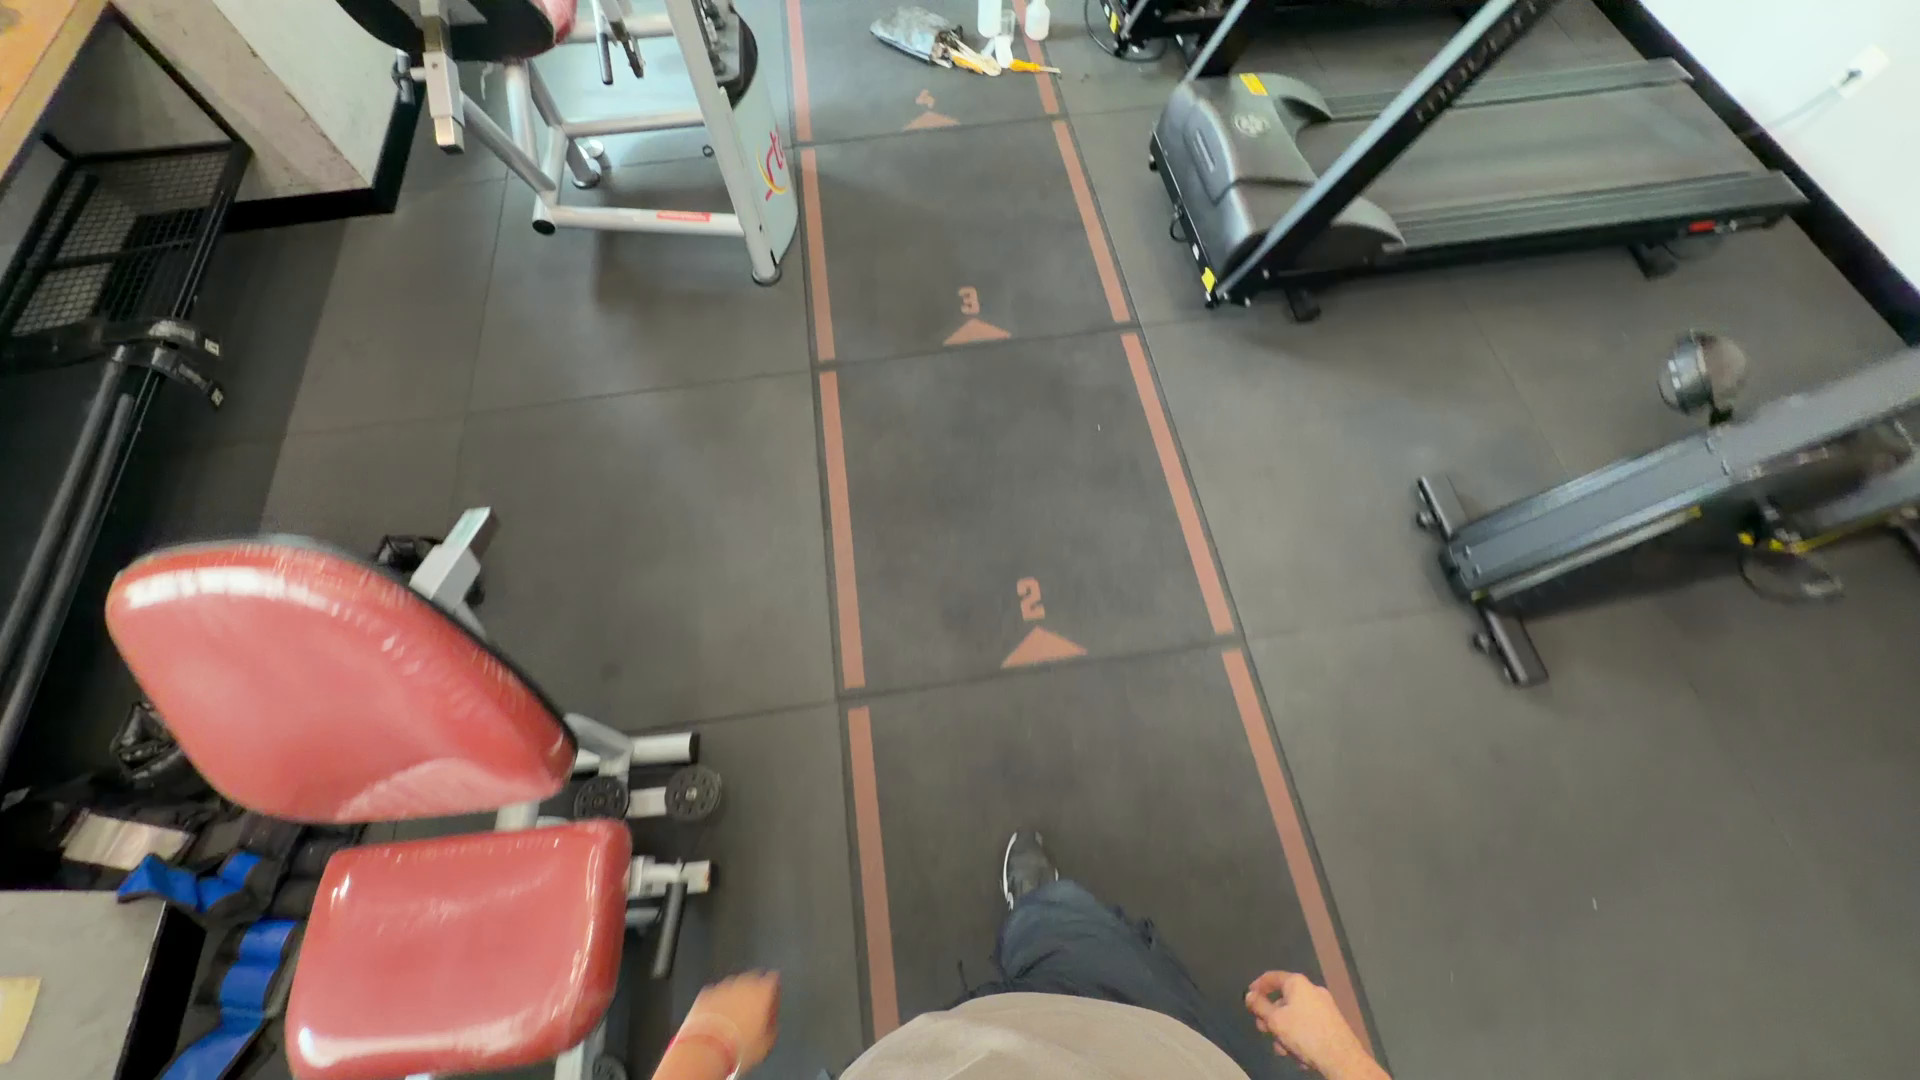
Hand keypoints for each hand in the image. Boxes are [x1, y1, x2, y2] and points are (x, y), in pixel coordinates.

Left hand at [684, 972, 781, 1070]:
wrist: (707, 1050)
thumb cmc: (738, 1046)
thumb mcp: (765, 1043)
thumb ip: (772, 1026)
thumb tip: (770, 1026)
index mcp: (764, 990)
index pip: (774, 980)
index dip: (773, 994)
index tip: (770, 1006)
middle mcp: (745, 982)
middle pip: (753, 981)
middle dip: (753, 995)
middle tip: (750, 1015)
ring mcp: (724, 986)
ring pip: (733, 987)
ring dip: (734, 999)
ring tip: (731, 1022)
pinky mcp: (706, 993)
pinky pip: (715, 995)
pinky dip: (717, 1004)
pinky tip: (716, 1021)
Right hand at [1244, 972, 1382, 1079]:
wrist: (1343, 1059)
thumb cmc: (1304, 1033)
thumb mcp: (1275, 1020)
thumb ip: (1259, 1006)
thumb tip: (1249, 995)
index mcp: (1297, 983)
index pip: (1271, 977)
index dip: (1256, 987)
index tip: (1248, 1000)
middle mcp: (1312, 990)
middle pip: (1283, 1000)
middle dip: (1271, 1017)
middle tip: (1264, 1031)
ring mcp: (1325, 1007)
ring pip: (1296, 1016)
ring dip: (1285, 1032)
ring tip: (1283, 1050)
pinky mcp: (1333, 1024)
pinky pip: (1309, 1026)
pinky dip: (1300, 1037)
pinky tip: (1299, 1054)